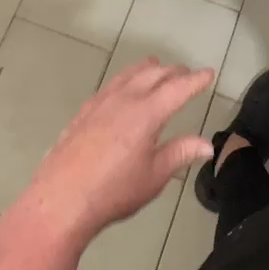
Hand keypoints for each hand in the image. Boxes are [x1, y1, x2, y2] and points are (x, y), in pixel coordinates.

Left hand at [13, 59, 215, 242]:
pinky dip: (126, 78)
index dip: (196, 80)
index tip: (209, 73)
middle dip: (174, 71)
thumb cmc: (113, 192)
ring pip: (129, 73)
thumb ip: (180, 153)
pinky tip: (123, 89)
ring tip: (158, 68)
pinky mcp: (84, 111)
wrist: (59, 201)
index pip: (178, 88)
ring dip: (148, 69)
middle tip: (187, 74)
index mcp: (147, 114)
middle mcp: (125, 99)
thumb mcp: (153, 177)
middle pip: (154, 74)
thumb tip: (207, 144)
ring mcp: (101, 102)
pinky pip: (111, 84)